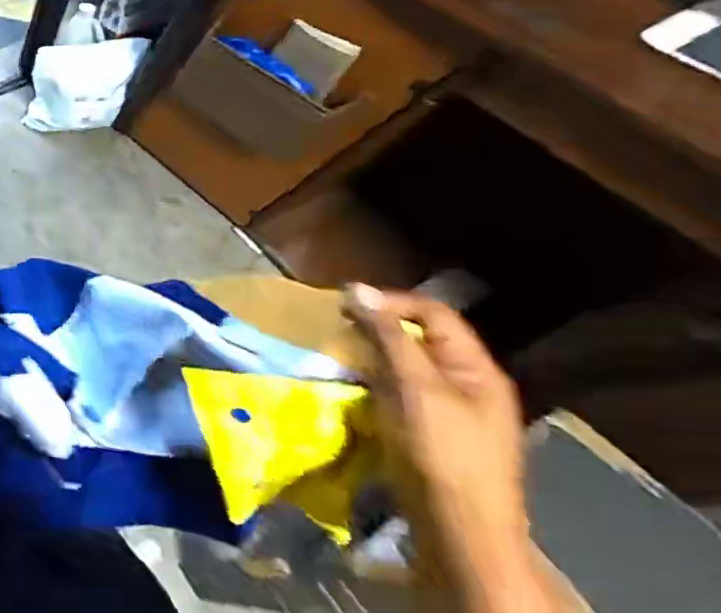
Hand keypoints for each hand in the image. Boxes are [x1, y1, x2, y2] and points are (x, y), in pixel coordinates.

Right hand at [345, 285, 551, 610]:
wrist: (459, 525)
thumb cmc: (441, 450)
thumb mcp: (414, 386)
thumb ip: (387, 336)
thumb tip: (356, 289)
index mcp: (476, 369)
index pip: (433, 312)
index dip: (390, 302)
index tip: (345, 307)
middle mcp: (468, 382)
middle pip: (418, 336)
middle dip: (375, 329)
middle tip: (337, 331)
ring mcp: (451, 408)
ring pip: (405, 363)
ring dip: (370, 356)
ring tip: (339, 358)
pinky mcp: (430, 428)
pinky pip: (399, 389)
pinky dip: (373, 381)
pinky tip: (353, 388)